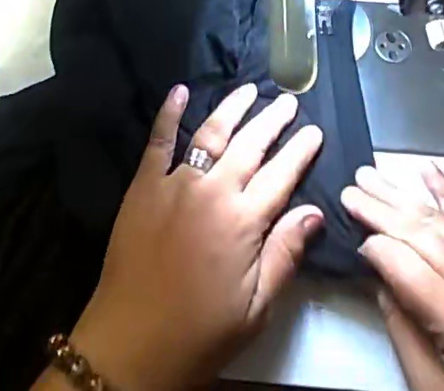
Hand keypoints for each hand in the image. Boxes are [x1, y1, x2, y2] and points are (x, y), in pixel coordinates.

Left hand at [64, 84, 324, 390]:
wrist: (127, 353)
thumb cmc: (199, 335)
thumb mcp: (256, 308)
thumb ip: (286, 254)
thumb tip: (316, 211)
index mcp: (244, 221)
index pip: (282, 173)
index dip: (302, 150)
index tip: (316, 131)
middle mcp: (213, 192)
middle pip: (251, 144)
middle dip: (274, 120)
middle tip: (290, 101)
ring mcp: (176, 185)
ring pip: (211, 133)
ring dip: (234, 108)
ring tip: (251, 89)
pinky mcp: (144, 188)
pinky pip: (159, 142)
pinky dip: (169, 114)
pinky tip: (180, 91)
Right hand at [342, 161, 443, 390]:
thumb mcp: (438, 390)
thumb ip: (406, 333)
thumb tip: (380, 282)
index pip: (406, 266)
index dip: (374, 248)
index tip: (350, 236)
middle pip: (422, 232)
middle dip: (382, 208)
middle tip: (350, 189)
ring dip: (405, 194)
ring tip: (374, 176)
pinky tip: (429, 171)